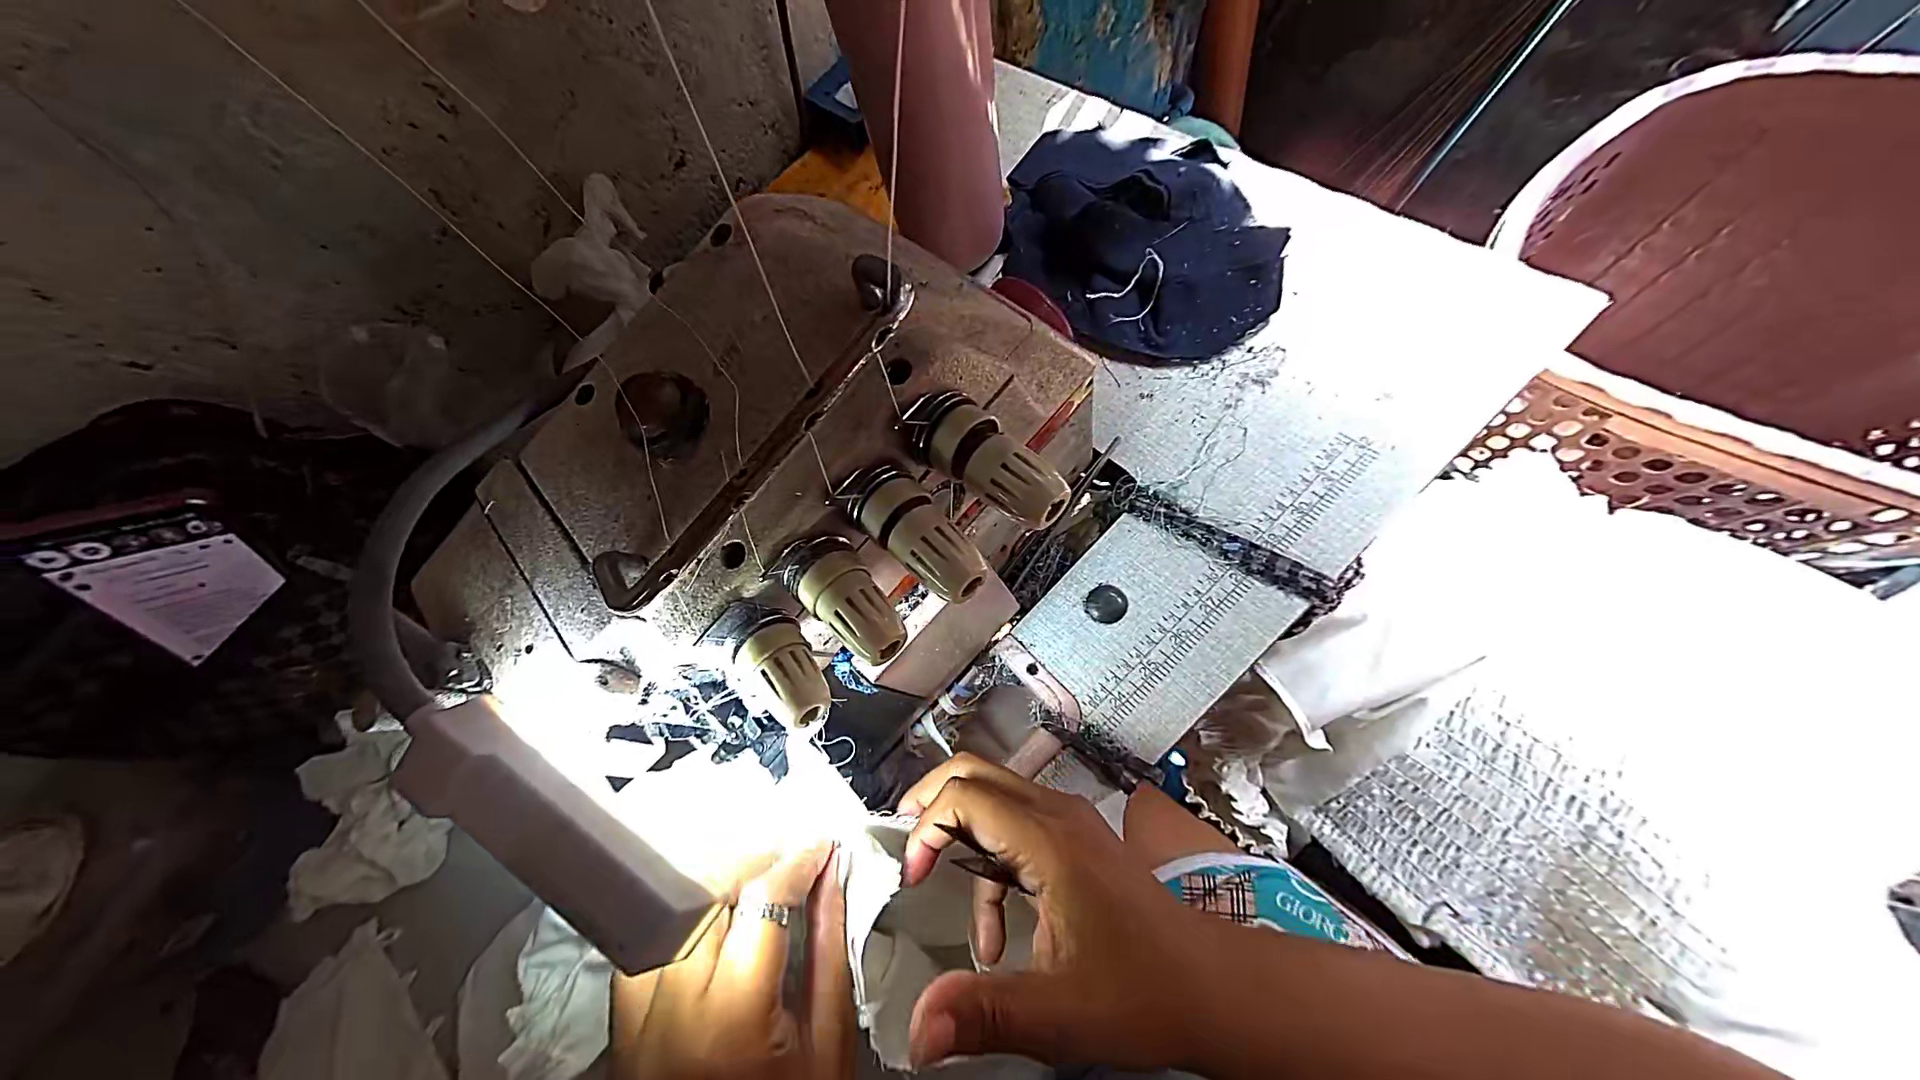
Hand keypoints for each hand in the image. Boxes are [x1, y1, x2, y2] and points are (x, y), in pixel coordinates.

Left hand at [611, 842, 853, 1079]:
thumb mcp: (826, 1038)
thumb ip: (830, 947)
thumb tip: (833, 878)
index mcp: (731, 1016)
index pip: (762, 900)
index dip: (797, 863)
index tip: (819, 848)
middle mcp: (672, 1010)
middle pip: (707, 892)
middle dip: (754, 863)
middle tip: (790, 863)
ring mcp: (637, 1015)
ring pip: (674, 908)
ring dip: (717, 883)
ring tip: (756, 884)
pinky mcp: (622, 1021)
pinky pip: (651, 940)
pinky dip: (685, 917)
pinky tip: (715, 918)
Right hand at [897, 754, 1218, 1069]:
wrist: (1210, 985)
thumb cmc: (1145, 991)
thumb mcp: (1058, 1011)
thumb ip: (984, 1013)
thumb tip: (918, 1031)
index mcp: (1049, 839)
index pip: (965, 795)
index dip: (927, 829)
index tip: (914, 878)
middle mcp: (1057, 815)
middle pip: (976, 773)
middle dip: (931, 803)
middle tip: (905, 844)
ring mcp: (1070, 823)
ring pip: (994, 796)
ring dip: (960, 835)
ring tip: (942, 891)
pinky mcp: (1076, 840)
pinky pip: (1015, 827)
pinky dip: (991, 863)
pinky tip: (997, 931)